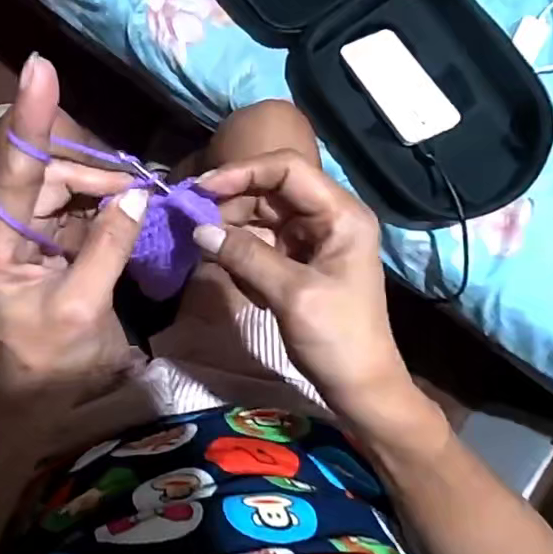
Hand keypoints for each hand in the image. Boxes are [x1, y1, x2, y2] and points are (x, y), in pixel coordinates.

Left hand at [0, 55, 147, 402]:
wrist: (40, 399)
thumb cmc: (54, 364)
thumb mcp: (85, 308)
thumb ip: (108, 247)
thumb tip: (136, 197)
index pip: (10, 174)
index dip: (28, 121)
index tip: (39, 69)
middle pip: (41, 176)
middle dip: (91, 173)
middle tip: (140, 185)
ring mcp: (16, 234)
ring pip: (58, 186)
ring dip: (100, 186)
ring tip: (140, 196)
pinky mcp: (38, 240)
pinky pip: (70, 205)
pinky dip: (101, 202)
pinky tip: (127, 206)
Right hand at [192, 150, 413, 419]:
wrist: (358, 385)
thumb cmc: (337, 337)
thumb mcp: (291, 294)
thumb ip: (245, 256)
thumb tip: (198, 229)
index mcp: (341, 214)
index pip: (288, 168)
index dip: (243, 172)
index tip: (202, 189)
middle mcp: (327, 216)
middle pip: (270, 189)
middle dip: (231, 202)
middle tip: (194, 222)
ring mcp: (311, 237)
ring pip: (260, 214)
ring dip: (233, 230)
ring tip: (211, 252)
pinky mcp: (297, 258)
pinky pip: (260, 240)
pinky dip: (241, 252)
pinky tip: (236, 276)